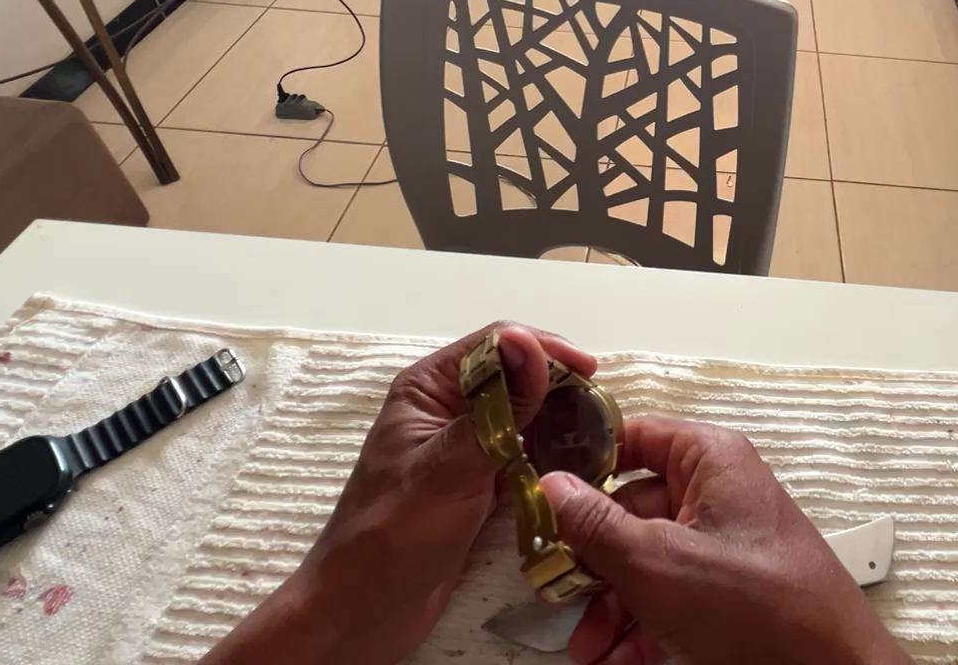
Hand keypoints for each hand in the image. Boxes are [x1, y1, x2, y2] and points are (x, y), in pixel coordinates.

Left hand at [202, 322, 596, 664]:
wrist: (360, 618)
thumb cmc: (394, 535)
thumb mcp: (451, 466)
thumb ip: (499, 406)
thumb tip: (530, 340)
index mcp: (428, 387)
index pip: (496, 343)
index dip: (544, 348)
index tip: (588, 369)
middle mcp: (446, 405)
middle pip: (512, 373)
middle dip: (555, 381)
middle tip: (597, 401)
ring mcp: (461, 442)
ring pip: (520, 410)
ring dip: (554, 414)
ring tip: (594, 427)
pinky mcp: (474, 476)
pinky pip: (519, 447)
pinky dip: (546, 449)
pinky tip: (572, 459)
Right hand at [542, 416, 911, 664]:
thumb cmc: (757, 606)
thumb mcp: (660, 563)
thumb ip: (597, 526)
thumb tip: (551, 486)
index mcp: (709, 458)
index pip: (635, 436)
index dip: (587, 461)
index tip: (544, 493)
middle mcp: (716, 490)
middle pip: (633, 506)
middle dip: (592, 558)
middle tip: (555, 589)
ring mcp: (722, 541)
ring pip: (646, 557)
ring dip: (609, 604)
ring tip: (587, 647)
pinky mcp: (728, 588)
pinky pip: (670, 592)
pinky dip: (640, 626)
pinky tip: (615, 661)